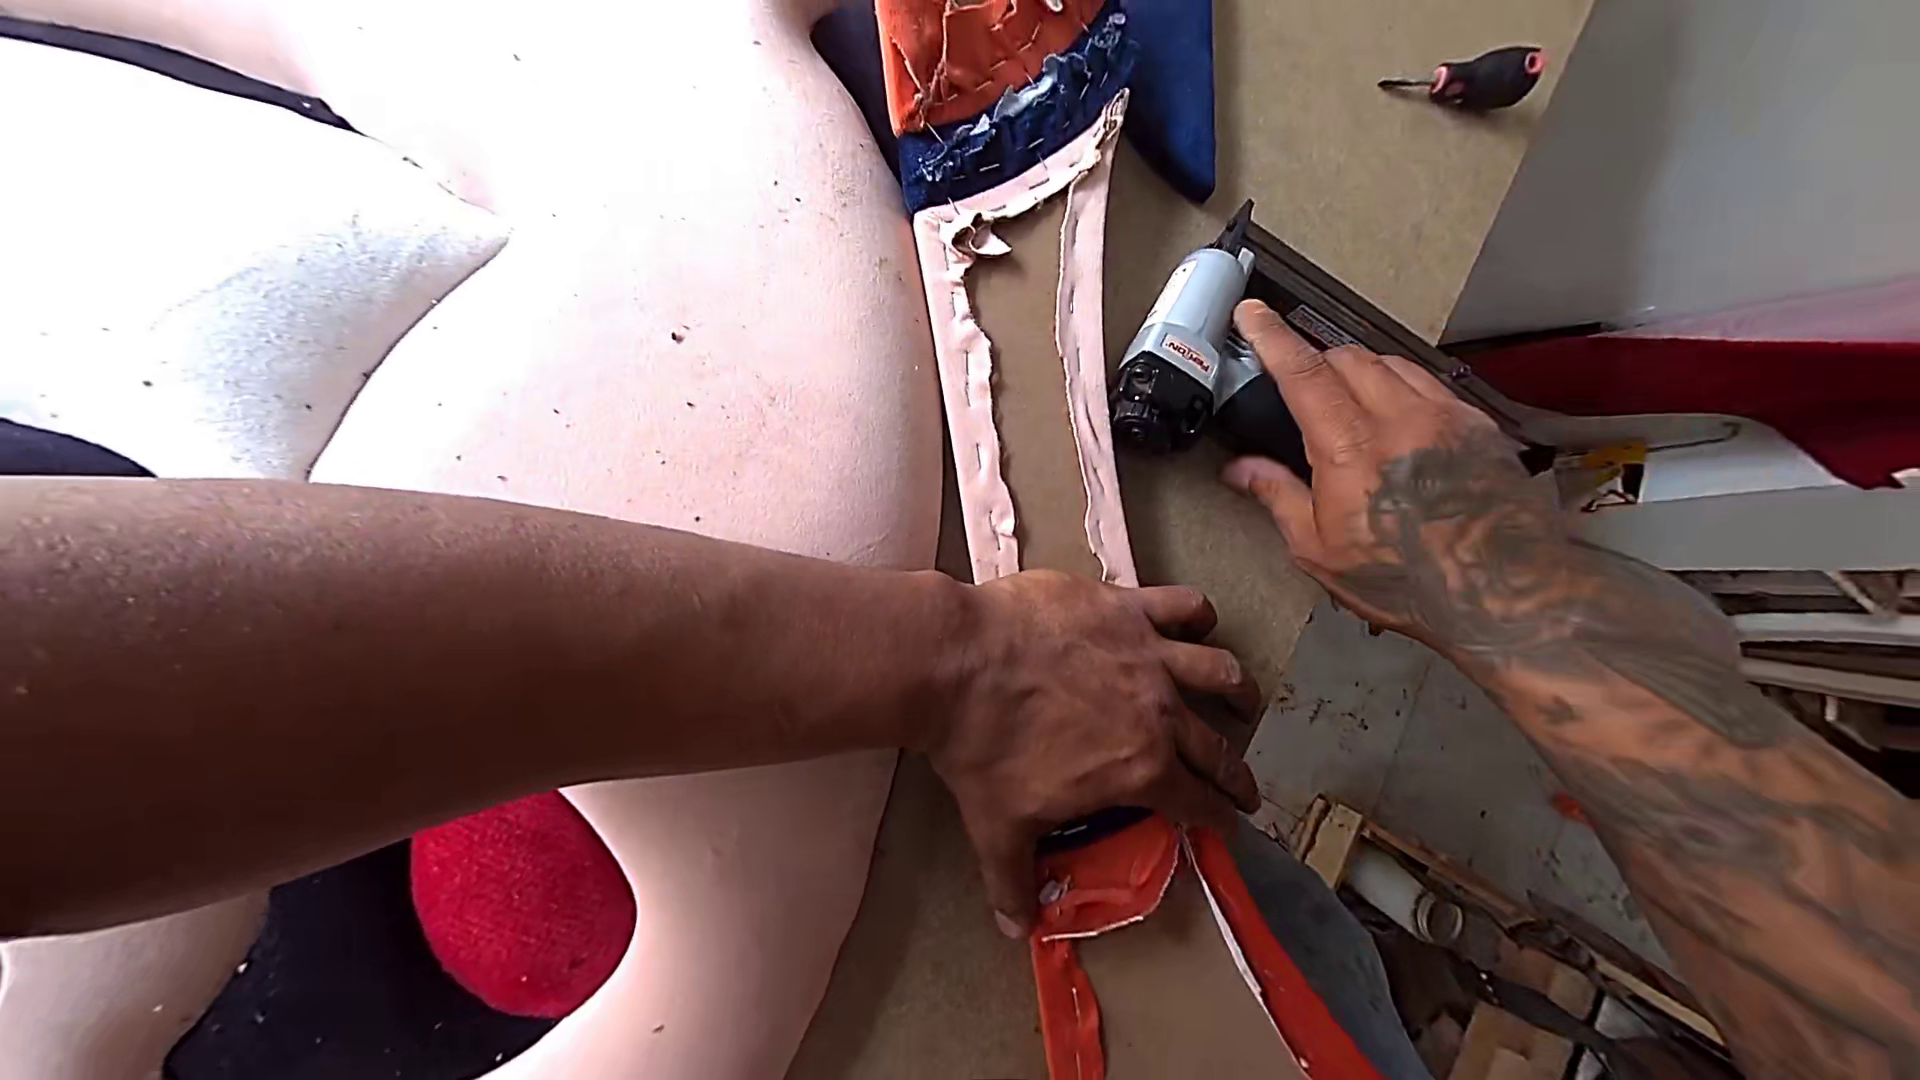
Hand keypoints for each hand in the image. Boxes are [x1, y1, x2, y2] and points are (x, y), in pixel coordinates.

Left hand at [928, 570, 1261, 935]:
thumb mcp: (995, 823)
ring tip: (1241, 696)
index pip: (1198, 804)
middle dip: (1236, 773)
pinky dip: (1197, 615)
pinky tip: (1195, 621)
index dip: (1218, 820)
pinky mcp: (1123, 607)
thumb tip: (1013, 929)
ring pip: (1217, 671)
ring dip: (1237, 689)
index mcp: (1139, 768)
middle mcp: (1159, 711)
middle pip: (1217, 747)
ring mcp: (1146, 652)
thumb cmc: (979, 744)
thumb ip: (1011, 881)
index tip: (1228, 823)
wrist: (956, 661)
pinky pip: (1181, 606)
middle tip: (1241, 784)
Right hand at [1217, 300, 1571, 655]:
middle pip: (1347, 357)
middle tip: (1295, 379)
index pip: (1303, 374)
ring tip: (1341, 396)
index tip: (1253, 313)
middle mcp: (1400, 419)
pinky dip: (1397, 383)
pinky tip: (1391, 413)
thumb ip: (1277, 495)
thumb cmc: (1404, 577)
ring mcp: (1445, 417)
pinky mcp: (1478, 427)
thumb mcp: (1317, 547)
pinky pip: (1428, 382)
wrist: (1504, 594)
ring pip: (1390, 362)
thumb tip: (1239, 470)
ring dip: (1356, 368)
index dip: (1272, 338)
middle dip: (1313, 358)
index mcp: (1350, 449)